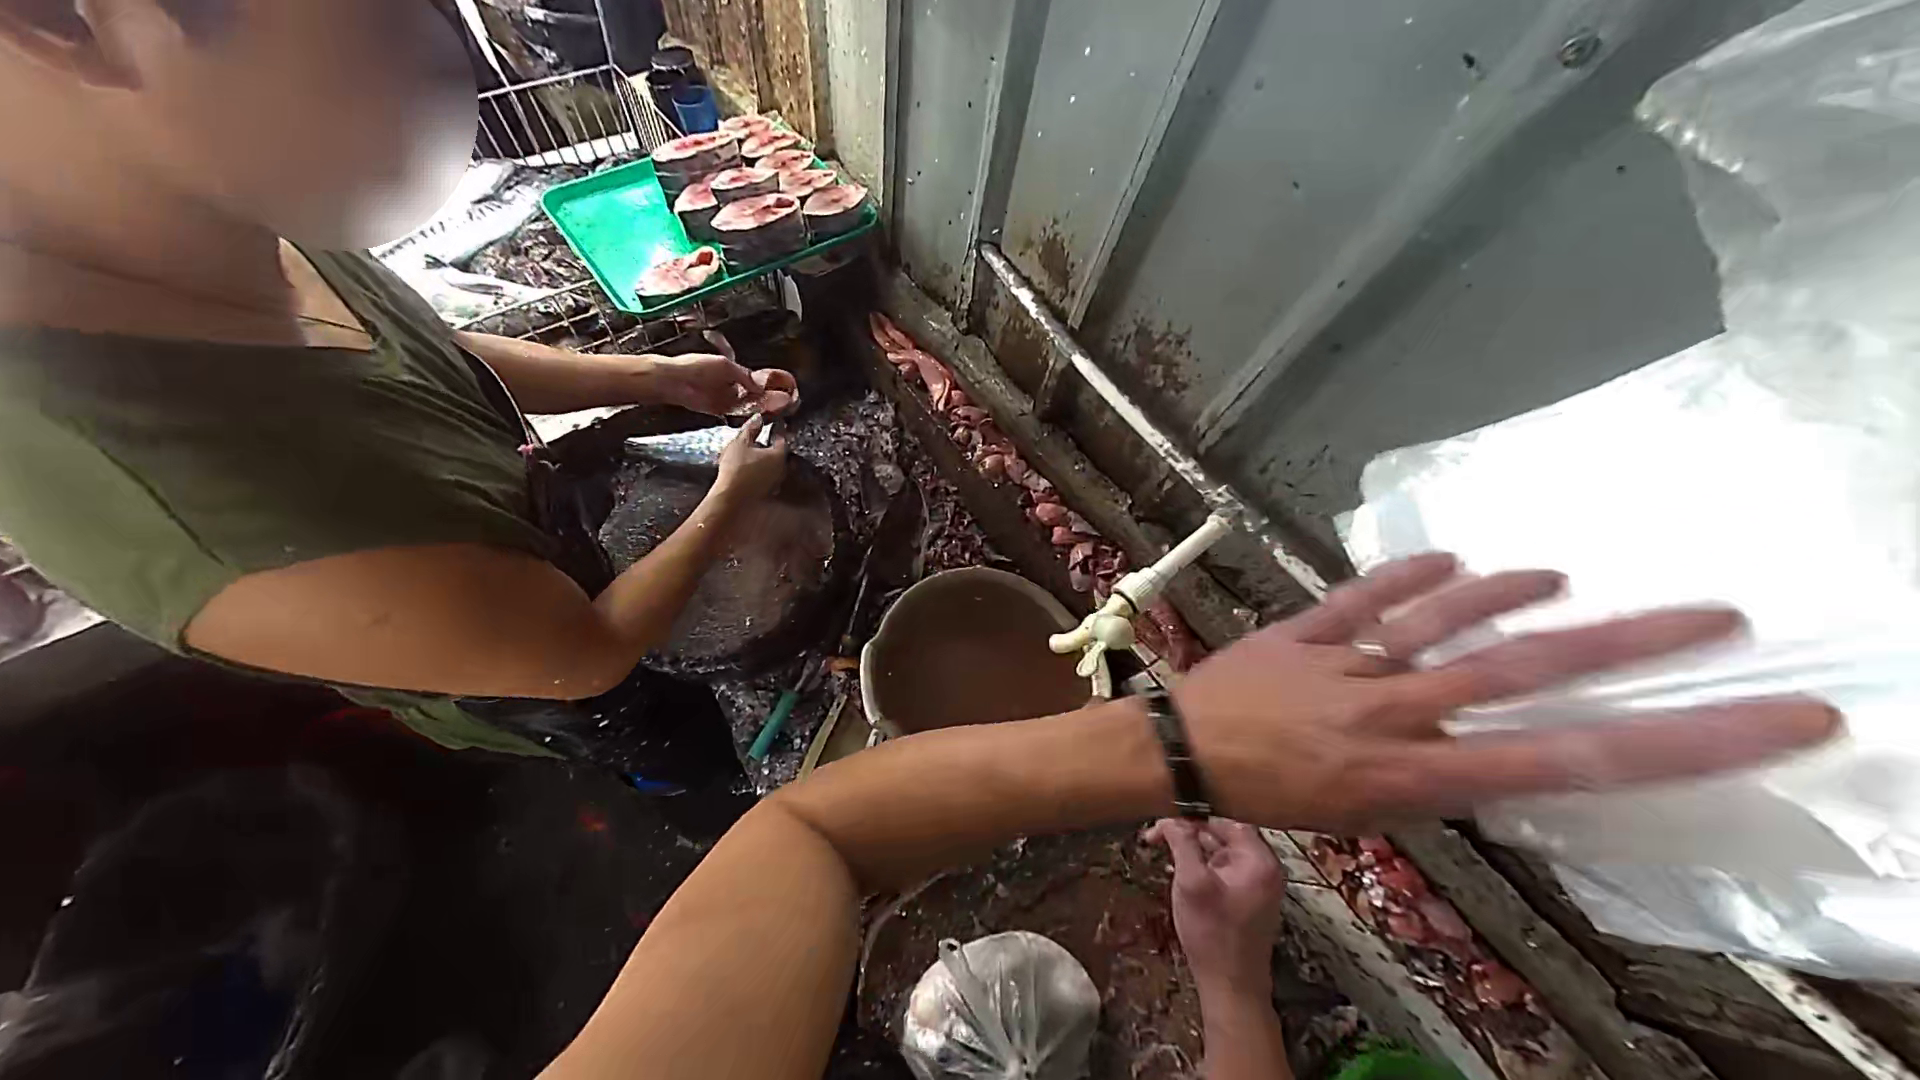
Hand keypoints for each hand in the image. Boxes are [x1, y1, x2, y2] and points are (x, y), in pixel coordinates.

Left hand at [640, 353, 798, 416]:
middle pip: (756, 393)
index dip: (770, 384)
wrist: (672, 380)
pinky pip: (739, 412)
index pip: (757, 379)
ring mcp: (726, 398)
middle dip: (771, 397)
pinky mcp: (719, 409)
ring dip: (764, 406)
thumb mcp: (724, 366)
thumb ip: (744, 376)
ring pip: (750, 404)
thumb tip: (760, 385)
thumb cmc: (694, 366)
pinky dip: (750, 413)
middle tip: (787, 402)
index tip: (784, 388)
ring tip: (780, 409)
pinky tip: (763, 414)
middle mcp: (732, 386)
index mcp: (733, 372)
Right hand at [713, 415, 787, 504]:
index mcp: (779, 455)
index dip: (778, 430)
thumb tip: (759, 417)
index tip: (775, 424)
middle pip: (781, 454)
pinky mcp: (769, 491)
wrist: (731, 497)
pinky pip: (769, 476)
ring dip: (769, 459)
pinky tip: (755, 469)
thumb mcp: (741, 443)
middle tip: (767, 438)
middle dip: (774, 446)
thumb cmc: (736, 467)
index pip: (782, 439)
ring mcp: (777, 482)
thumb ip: (751, 429)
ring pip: (776, 466)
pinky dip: (764, 470)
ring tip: (759, 453)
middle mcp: (782, 469)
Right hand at [1148, 818, 1284, 992]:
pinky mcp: (1245, 898)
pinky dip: (1199, 865)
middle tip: (1156, 836)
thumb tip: (1171, 817)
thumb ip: (1182, 843)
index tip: (1165, 820)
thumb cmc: (1212, 932)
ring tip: (1161, 849)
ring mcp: (1255, 884)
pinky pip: (1220, 869)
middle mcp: (1263, 868)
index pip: (1225, 819)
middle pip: (1222, 833)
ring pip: (1219, 851)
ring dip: (1191, 849)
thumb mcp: (1192, 881)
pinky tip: (1177, 869)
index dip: (1193, 816)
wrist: (1230, 987)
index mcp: (1259, 860)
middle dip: (1188, 832)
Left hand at [1171, 553, 1842, 832]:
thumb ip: (1425, 778)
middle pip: (1520, 673)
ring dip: (1505, 594)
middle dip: (1621, 645)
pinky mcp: (1301, 630)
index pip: (1561, 760)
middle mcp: (1390, 712)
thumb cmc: (1269, 793)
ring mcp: (1343, 662)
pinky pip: (1361, 597)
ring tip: (1559, 578)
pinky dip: (1406, 575)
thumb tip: (1484, 747)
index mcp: (1412, 774)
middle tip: (1709, 615)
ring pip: (1441, 621)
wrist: (1184, 748)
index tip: (1769, 715)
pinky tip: (1450, 559)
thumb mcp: (1358, 812)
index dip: (1673, 742)